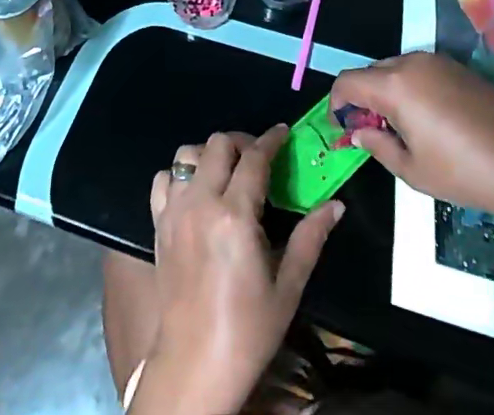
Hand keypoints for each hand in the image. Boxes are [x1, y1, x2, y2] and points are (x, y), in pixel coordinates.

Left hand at [131, 127, 342, 414]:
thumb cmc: (249, 327)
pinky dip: (179, 175)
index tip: (282, 132)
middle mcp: (200, 203)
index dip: (270, 140)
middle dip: (241, 142)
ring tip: (228, 172)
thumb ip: (310, 237)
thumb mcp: (288, 285)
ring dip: (209, 155)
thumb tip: (336, 205)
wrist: (195, 361)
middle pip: (217, 144)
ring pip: (185, 155)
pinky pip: (163, 180)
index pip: (254, 158)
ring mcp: (174, 211)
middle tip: (259, 157)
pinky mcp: (157, 224)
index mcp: (235, 215)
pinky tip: (196, 192)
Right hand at [330, 51, 493, 228]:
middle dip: (362, 100)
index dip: (336, 105)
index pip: (346, 82)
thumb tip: (359, 132)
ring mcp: (439, 62)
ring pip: (394, 71)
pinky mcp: (460, 68)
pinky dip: (409, 90)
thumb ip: (377, 146)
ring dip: (386, 94)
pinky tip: (429, 122)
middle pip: (370, 73)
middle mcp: (412, 63)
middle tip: (373, 136)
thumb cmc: (469, 173)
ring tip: (402, 131)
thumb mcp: (414, 171)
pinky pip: (418, 73)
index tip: (344, 131)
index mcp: (394, 85)